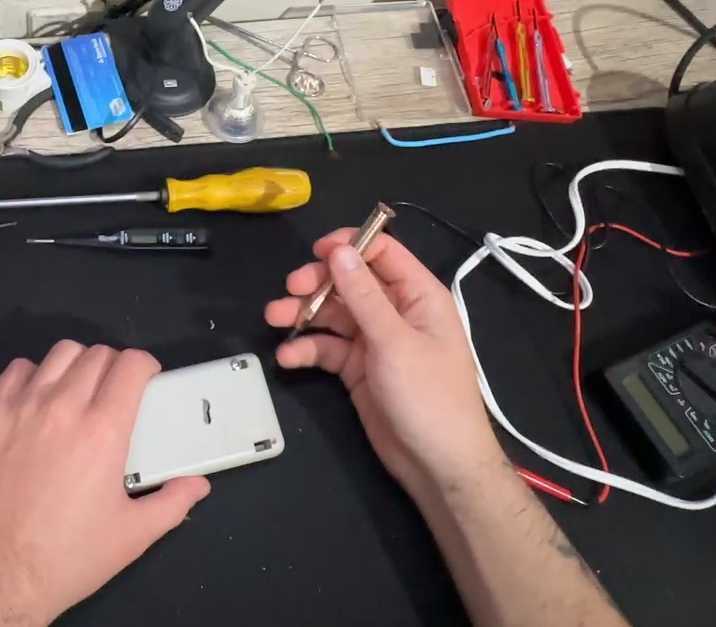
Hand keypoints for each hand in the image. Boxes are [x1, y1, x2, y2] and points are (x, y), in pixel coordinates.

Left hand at [0, 342, 210, 626]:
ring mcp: (23, 407)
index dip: (145, 365)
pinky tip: (37, 397)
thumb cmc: (61, 560)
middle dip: (114, 366)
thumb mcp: (129, 538)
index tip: (146, 377)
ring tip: (78, 389)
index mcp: (103, 431)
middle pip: (98, 354)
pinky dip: (33, 375)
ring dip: (77, 364)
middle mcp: (64, 408)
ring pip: (60, 353)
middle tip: (115, 391)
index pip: (131, 364)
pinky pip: (16, 369)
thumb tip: (196, 486)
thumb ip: (170, 504)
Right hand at [265, 229, 505, 502]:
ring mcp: (375, 340)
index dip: (349, 246)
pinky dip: (307, 349)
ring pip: (332, 313)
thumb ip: (363, 295)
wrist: (440, 469)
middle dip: (317, 283)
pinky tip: (288, 357)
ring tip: (275, 318)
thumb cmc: (430, 398)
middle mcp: (394, 312)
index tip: (316, 252)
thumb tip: (339, 250)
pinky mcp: (357, 367)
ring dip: (303, 314)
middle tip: (290, 290)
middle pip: (349, 281)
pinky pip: (327, 348)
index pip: (381, 252)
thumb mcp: (394, 342)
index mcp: (417, 296)